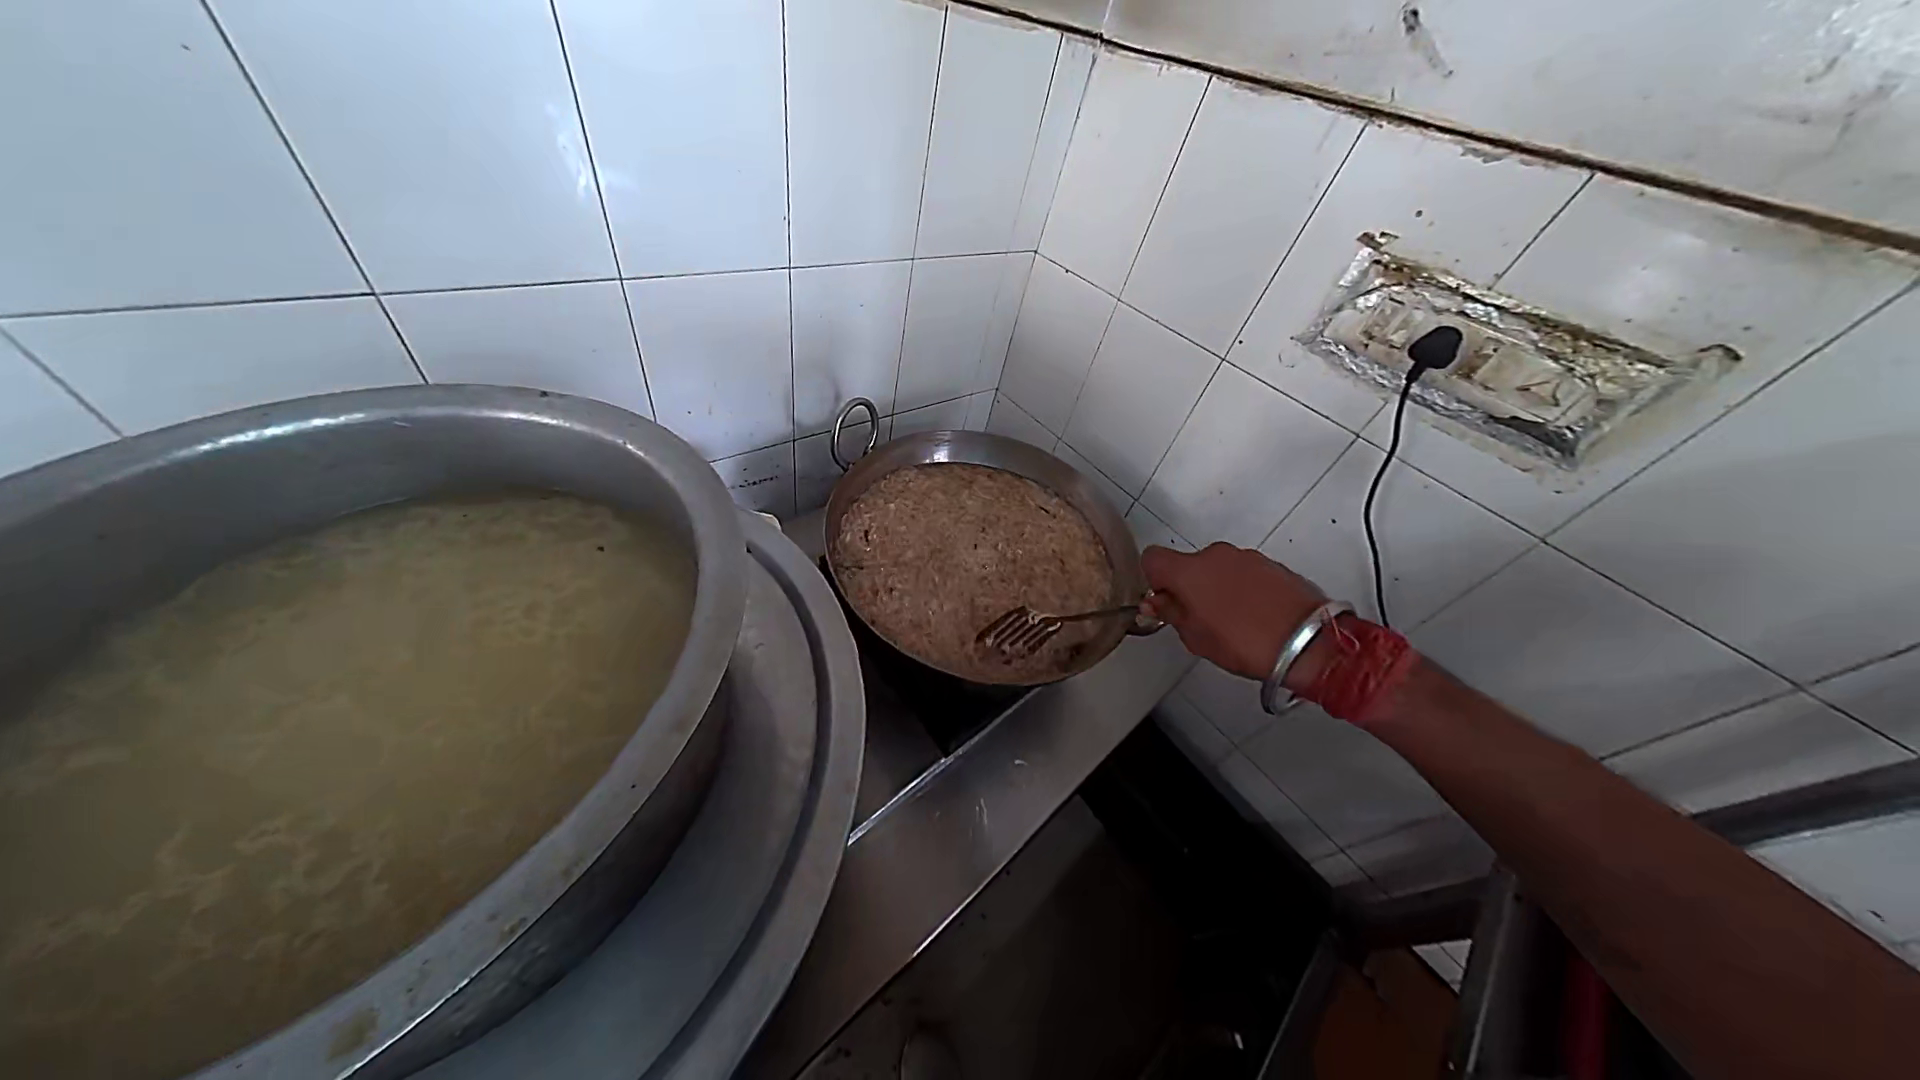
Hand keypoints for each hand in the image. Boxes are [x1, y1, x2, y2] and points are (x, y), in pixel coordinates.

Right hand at [1141, 543, 1327, 681]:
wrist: (1308, 643)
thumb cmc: (1246, 643)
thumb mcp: (1195, 638)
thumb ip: (1171, 613)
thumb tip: (1158, 601)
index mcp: (1188, 571)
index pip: (1152, 558)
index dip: (1153, 580)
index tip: (1164, 601)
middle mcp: (1215, 555)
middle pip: (1186, 563)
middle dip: (1187, 586)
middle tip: (1198, 618)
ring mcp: (1246, 557)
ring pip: (1216, 568)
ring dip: (1216, 587)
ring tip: (1231, 621)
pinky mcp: (1271, 564)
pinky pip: (1243, 572)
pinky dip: (1241, 588)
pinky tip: (1253, 615)